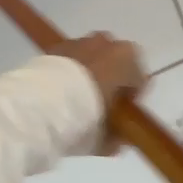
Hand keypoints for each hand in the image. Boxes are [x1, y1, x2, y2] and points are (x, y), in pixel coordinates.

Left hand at [49, 33, 145, 154]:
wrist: (43, 106)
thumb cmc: (86, 117)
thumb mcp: (108, 137)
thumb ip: (117, 136)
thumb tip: (117, 141)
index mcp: (127, 59)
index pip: (139, 79)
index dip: (132, 99)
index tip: (123, 116)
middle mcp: (106, 43)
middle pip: (115, 62)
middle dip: (111, 80)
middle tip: (102, 105)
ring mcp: (79, 41)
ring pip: (91, 58)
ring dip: (89, 73)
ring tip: (78, 99)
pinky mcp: (55, 47)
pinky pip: (70, 60)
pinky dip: (69, 72)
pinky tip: (61, 93)